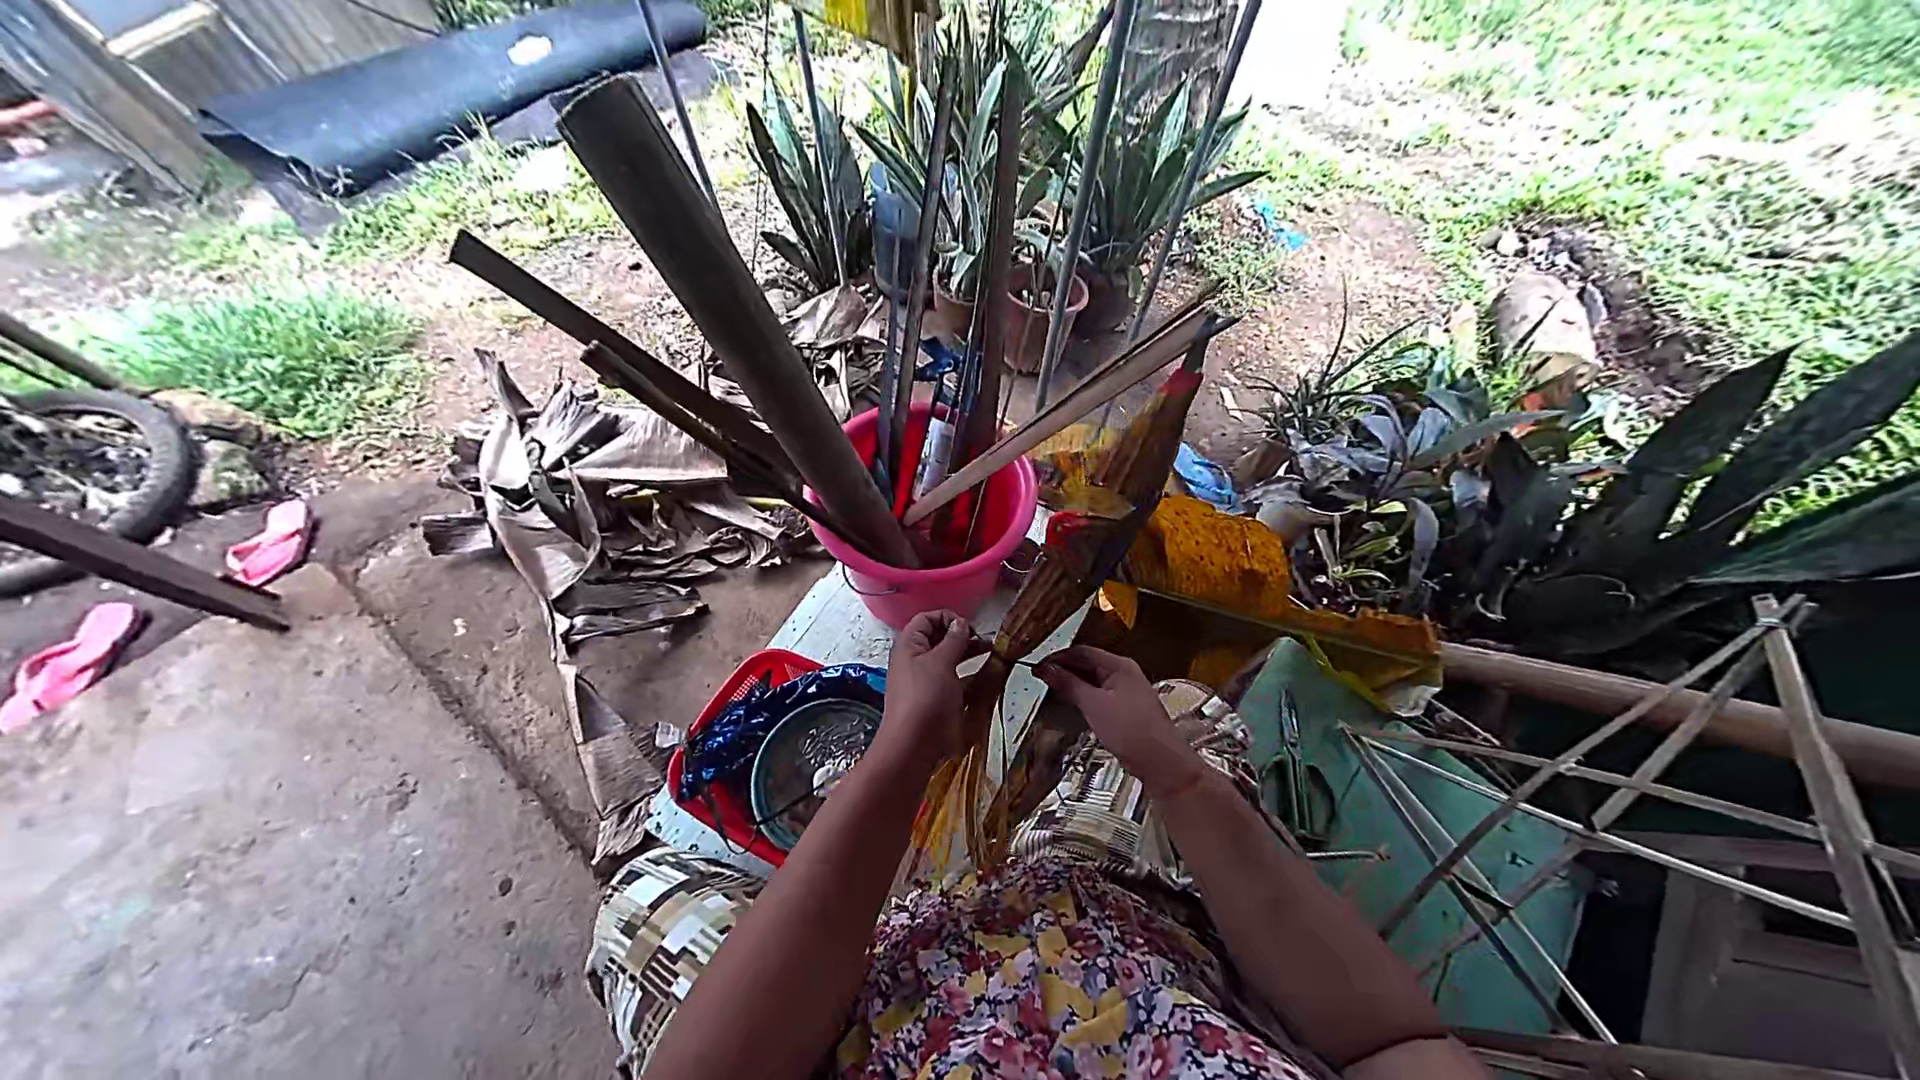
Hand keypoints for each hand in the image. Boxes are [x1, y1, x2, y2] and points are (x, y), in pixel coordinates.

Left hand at [872, 610, 978, 770]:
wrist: (914, 744)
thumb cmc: (925, 698)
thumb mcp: (941, 662)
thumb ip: (953, 640)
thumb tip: (961, 623)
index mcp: (909, 645)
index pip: (927, 619)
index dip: (948, 618)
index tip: (969, 627)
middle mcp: (916, 659)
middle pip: (940, 638)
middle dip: (963, 636)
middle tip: (985, 640)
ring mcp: (928, 680)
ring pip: (950, 659)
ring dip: (970, 654)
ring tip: (992, 653)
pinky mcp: (940, 698)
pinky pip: (957, 680)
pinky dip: (972, 675)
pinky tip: (989, 676)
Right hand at [1036, 646, 1208, 799]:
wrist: (1160, 763)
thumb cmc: (1133, 731)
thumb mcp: (1093, 704)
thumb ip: (1068, 684)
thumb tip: (1047, 669)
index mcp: (1120, 666)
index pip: (1082, 652)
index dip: (1058, 657)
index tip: (1039, 666)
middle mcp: (1124, 675)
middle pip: (1088, 665)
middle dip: (1063, 670)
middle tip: (1041, 678)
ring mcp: (1125, 692)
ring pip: (1092, 681)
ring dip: (1072, 684)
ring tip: (1050, 690)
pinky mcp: (1124, 709)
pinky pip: (1098, 696)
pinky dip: (1082, 698)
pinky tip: (1070, 705)